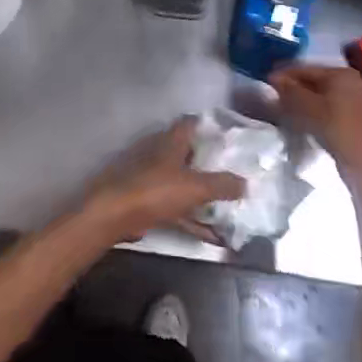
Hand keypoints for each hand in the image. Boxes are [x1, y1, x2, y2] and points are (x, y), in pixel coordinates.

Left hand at [84, 117, 244, 242]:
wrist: (116, 213)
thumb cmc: (155, 190)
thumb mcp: (195, 187)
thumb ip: (221, 185)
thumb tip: (245, 183)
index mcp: (171, 142)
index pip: (191, 124)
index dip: (210, 127)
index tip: (231, 137)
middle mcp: (162, 155)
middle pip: (190, 155)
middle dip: (212, 165)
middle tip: (236, 173)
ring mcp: (154, 178)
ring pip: (185, 183)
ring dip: (205, 196)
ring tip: (231, 207)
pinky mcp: (149, 202)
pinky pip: (178, 209)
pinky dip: (194, 220)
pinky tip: (215, 237)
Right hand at [271, 64, 361, 180]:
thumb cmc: (335, 128)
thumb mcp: (306, 106)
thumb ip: (289, 89)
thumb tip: (274, 77)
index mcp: (341, 72)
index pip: (306, 69)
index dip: (284, 75)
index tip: (267, 83)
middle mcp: (354, 81)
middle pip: (317, 80)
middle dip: (296, 88)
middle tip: (277, 97)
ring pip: (326, 95)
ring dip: (308, 100)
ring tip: (290, 110)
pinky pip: (335, 107)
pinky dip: (321, 110)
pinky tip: (310, 120)